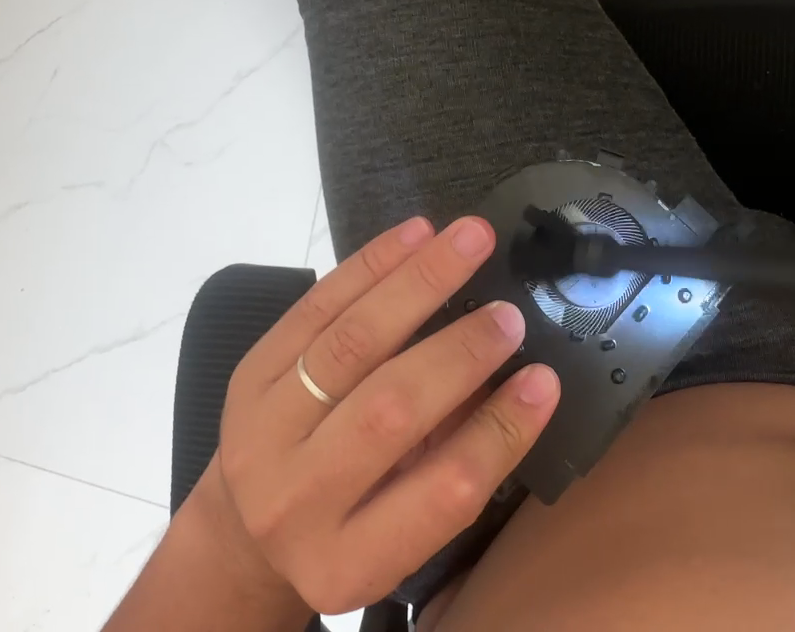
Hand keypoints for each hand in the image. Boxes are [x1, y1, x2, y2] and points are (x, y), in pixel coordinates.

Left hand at [205, 215, 560, 614]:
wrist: (248, 525)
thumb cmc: (350, 524)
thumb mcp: (403, 527)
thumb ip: (455, 458)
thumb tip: (515, 374)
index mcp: (350, 561)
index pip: (441, 493)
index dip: (500, 432)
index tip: (546, 380)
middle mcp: (295, 500)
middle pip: (389, 412)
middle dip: (459, 354)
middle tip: (510, 315)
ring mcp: (261, 429)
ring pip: (350, 342)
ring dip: (418, 282)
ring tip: (471, 240)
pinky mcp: (250, 372)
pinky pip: (315, 305)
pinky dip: (371, 264)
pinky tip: (416, 233)